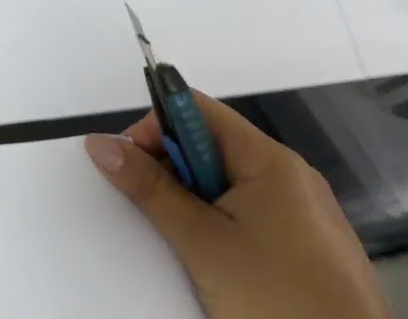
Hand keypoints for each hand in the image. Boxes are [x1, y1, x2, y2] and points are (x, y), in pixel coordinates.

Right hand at [85, 92, 389, 318]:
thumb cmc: (279, 297)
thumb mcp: (201, 242)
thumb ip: (148, 188)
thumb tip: (100, 144)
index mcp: (271, 161)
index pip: (195, 110)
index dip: (155, 129)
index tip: (133, 168)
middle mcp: (290, 177)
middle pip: (208, 147)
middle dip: (171, 172)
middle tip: (157, 213)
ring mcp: (303, 214)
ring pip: (224, 185)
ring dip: (193, 204)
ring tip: (188, 244)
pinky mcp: (307, 247)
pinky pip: (247, 214)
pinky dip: (220, 227)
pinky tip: (215, 262)